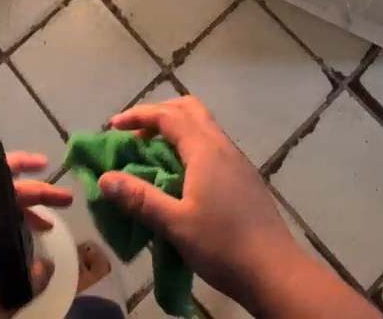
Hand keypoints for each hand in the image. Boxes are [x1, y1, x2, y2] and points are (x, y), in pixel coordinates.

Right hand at [99, 97, 305, 309]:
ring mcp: (237, 161)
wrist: (277, 273)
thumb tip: (105, 178)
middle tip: (137, 134)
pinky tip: (183, 177)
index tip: (114, 126)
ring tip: (154, 155)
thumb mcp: (175, 224)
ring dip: (176, 130)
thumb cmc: (224, 245)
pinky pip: (213, 146)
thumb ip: (140, 199)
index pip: (167, 115)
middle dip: (160, 114)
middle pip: (189, 109)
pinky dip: (191, 147)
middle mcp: (223, 146)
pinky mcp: (245, 178)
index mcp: (205, 149)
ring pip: (203, 127)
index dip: (138, 116)